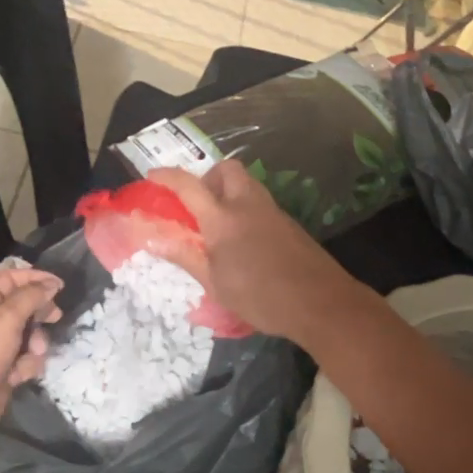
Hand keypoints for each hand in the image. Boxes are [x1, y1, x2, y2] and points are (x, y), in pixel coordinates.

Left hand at [0, 267, 63, 438]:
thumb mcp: (5, 319)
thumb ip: (30, 297)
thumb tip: (50, 283)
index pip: (10, 278)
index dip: (35, 278)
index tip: (60, 285)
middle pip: (21, 305)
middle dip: (39, 312)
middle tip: (56, 317)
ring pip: (27, 334)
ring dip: (35, 343)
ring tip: (34, 353)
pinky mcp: (1, 369)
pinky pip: (23, 358)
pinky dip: (26, 365)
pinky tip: (19, 375)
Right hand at [146, 162, 365, 342]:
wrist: (320, 303)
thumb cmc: (260, 297)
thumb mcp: (214, 283)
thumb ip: (184, 255)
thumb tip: (152, 239)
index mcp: (222, 218)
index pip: (188, 185)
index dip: (167, 176)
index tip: (152, 177)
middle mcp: (246, 204)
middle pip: (226, 169)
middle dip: (208, 177)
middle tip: (199, 204)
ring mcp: (271, 211)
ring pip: (246, 183)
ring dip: (228, 191)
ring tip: (219, 224)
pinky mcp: (288, 223)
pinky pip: (260, 203)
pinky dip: (246, 209)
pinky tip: (244, 241)